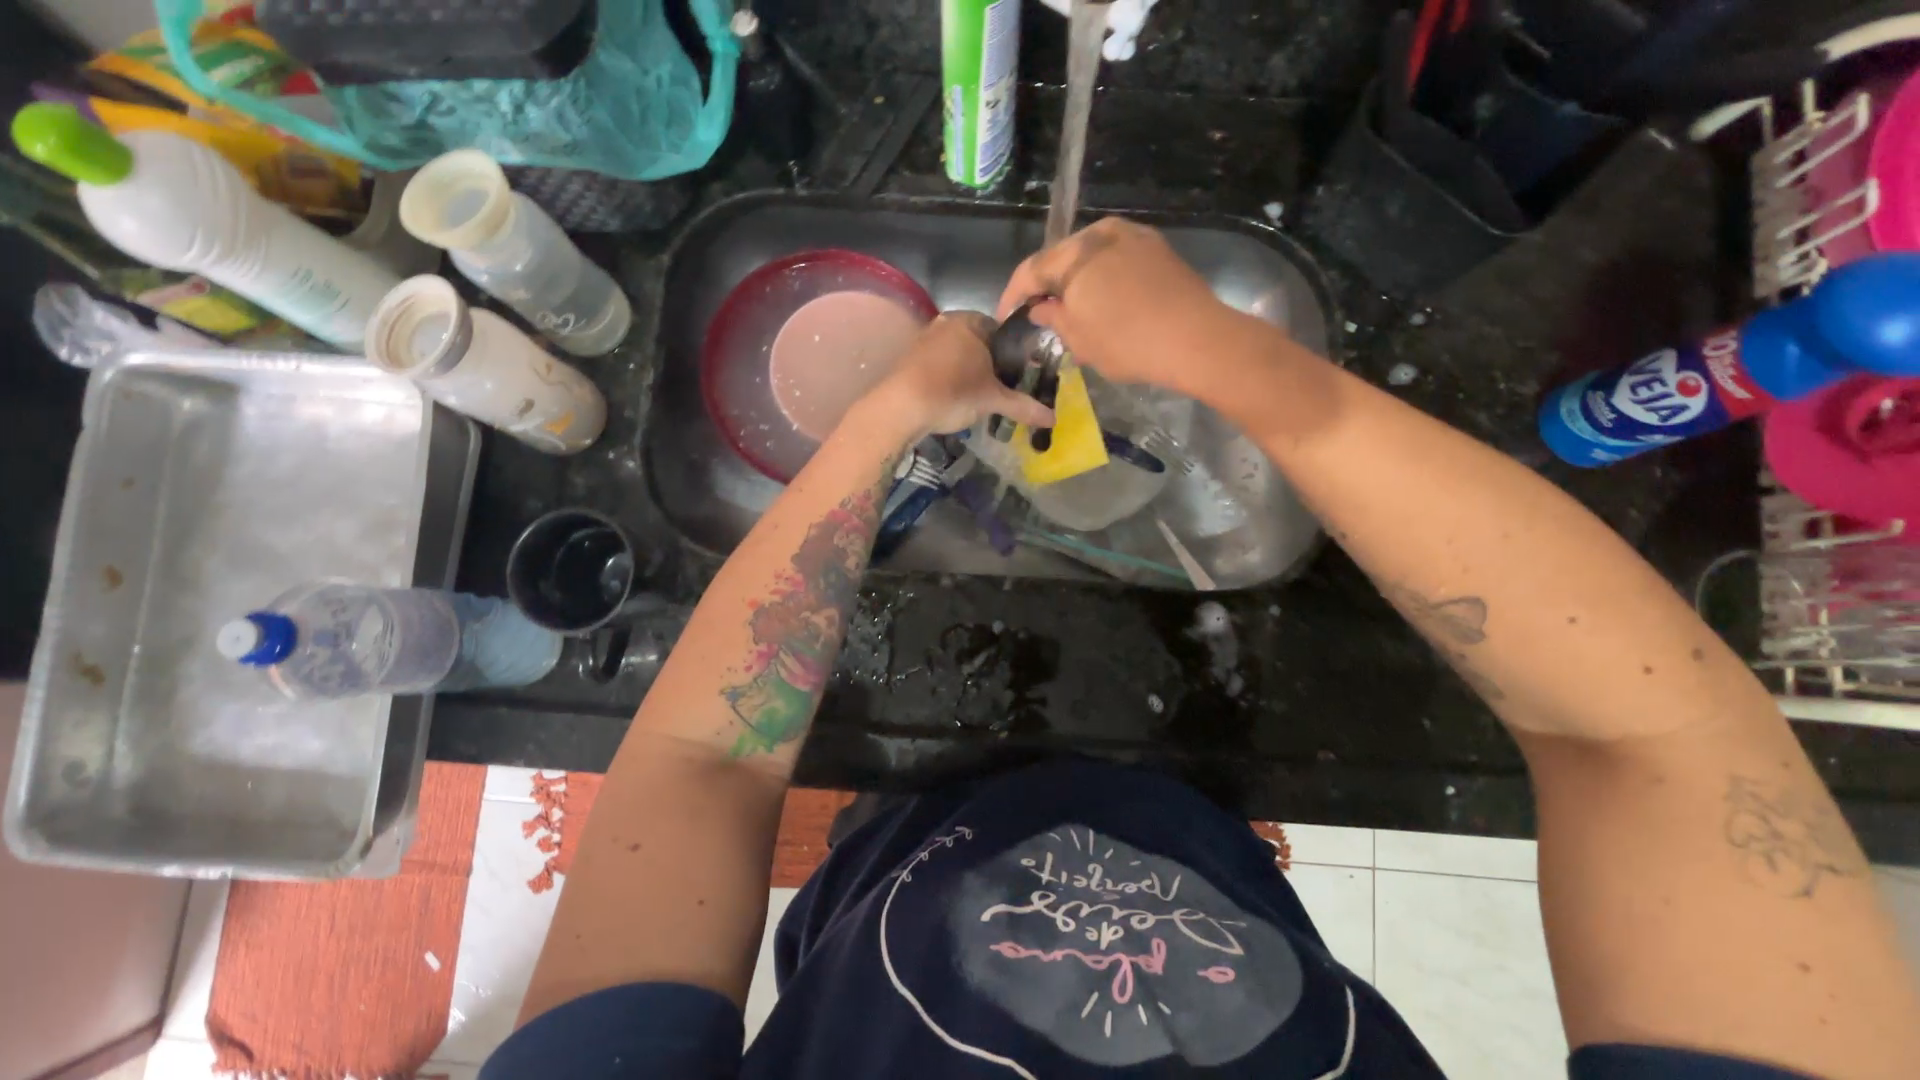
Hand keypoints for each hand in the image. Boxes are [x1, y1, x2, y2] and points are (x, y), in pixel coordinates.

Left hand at [860, 312, 1054, 437]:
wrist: (900, 407)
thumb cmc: (953, 392)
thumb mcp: (992, 400)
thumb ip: (1023, 406)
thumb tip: (1053, 419)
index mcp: (970, 321)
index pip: (1001, 330)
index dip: (1011, 353)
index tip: (1017, 375)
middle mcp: (946, 322)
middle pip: (978, 341)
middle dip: (989, 363)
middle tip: (999, 388)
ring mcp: (924, 338)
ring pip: (957, 353)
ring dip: (967, 370)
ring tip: (976, 396)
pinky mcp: (909, 357)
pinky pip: (938, 363)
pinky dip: (947, 376)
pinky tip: (951, 397)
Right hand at [996, 218, 1236, 392]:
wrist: (1198, 339)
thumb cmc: (1128, 342)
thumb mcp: (1080, 340)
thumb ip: (1053, 319)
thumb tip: (1040, 308)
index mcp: (1073, 254)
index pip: (1029, 271)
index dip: (1013, 296)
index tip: (1007, 317)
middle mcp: (1100, 233)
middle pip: (1060, 258)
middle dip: (1047, 285)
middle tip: (1040, 313)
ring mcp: (1133, 235)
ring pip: (1090, 256)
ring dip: (1077, 280)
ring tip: (1073, 309)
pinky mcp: (1157, 247)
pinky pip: (1117, 258)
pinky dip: (1104, 277)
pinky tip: (1106, 301)